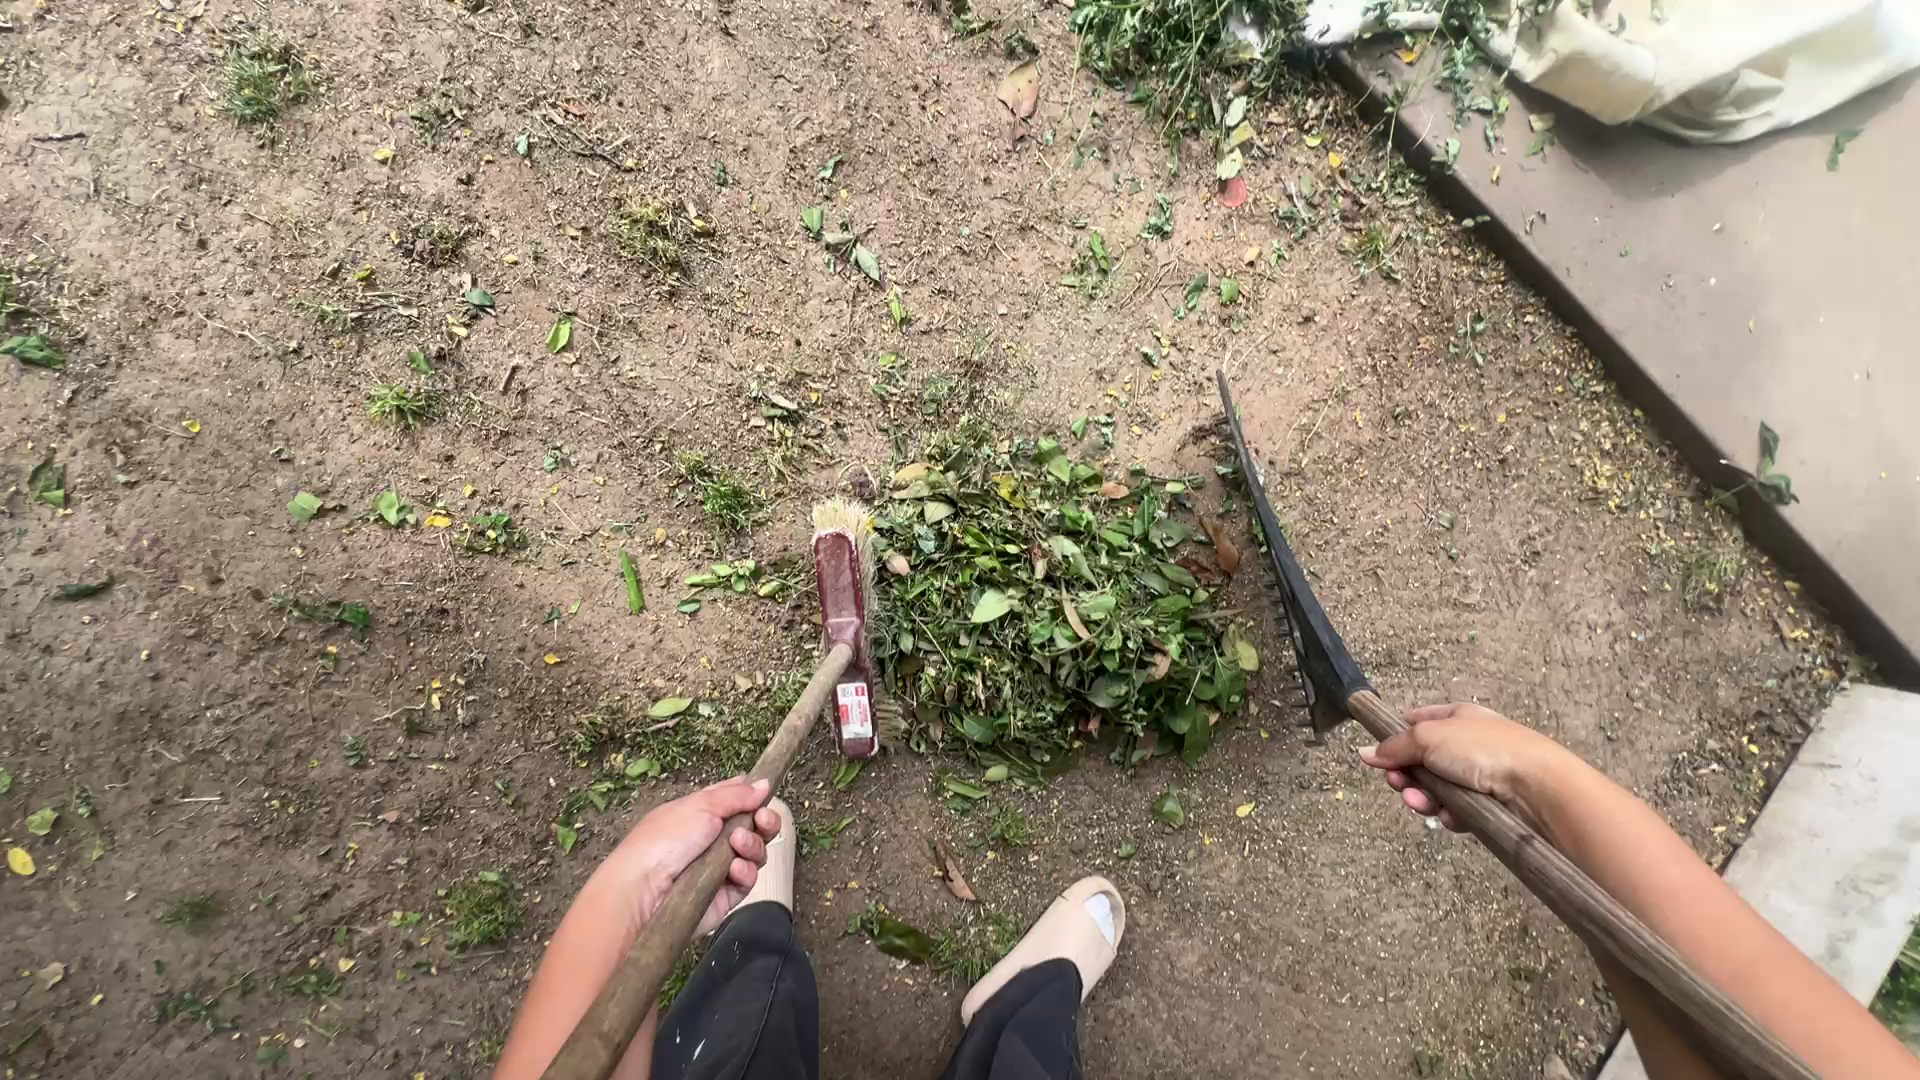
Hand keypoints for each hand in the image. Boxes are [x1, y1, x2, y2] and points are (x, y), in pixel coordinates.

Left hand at [595, 775, 782, 935]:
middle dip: (765, 820)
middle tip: (762, 820)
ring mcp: (720, 867)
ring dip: (753, 844)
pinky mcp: (725, 895)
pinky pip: (748, 880)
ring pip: (756, 852)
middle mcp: (714, 838)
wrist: (642, 893)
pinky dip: (745, 871)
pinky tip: (734, 868)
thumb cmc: (665, 840)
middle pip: (755, 826)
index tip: (766, 793)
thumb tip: (764, 783)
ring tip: (738, 844)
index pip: (736, 799)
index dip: (753, 795)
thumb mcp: (700, 805)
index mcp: (703, 812)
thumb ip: (737, 795)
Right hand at [1357, 703, 1575, 832]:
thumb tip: (1365, 754)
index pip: (1416, 723)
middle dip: (1404, 774)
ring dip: (1421, 796)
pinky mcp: (1490, 806)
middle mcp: (1468, 744)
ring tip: (1419, 803)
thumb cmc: (1482, 750)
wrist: (1539, 789)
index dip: (1396, 738)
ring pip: (1435, 788)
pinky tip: (1449, 817)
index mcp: (1457, 717)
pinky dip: (1447, 814)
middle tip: (1397, 783)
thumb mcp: (1427, 737)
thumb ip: (1393, 746)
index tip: (1381, 755)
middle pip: (1421, 760)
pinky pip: (1456, 810)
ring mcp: (1480, 776)